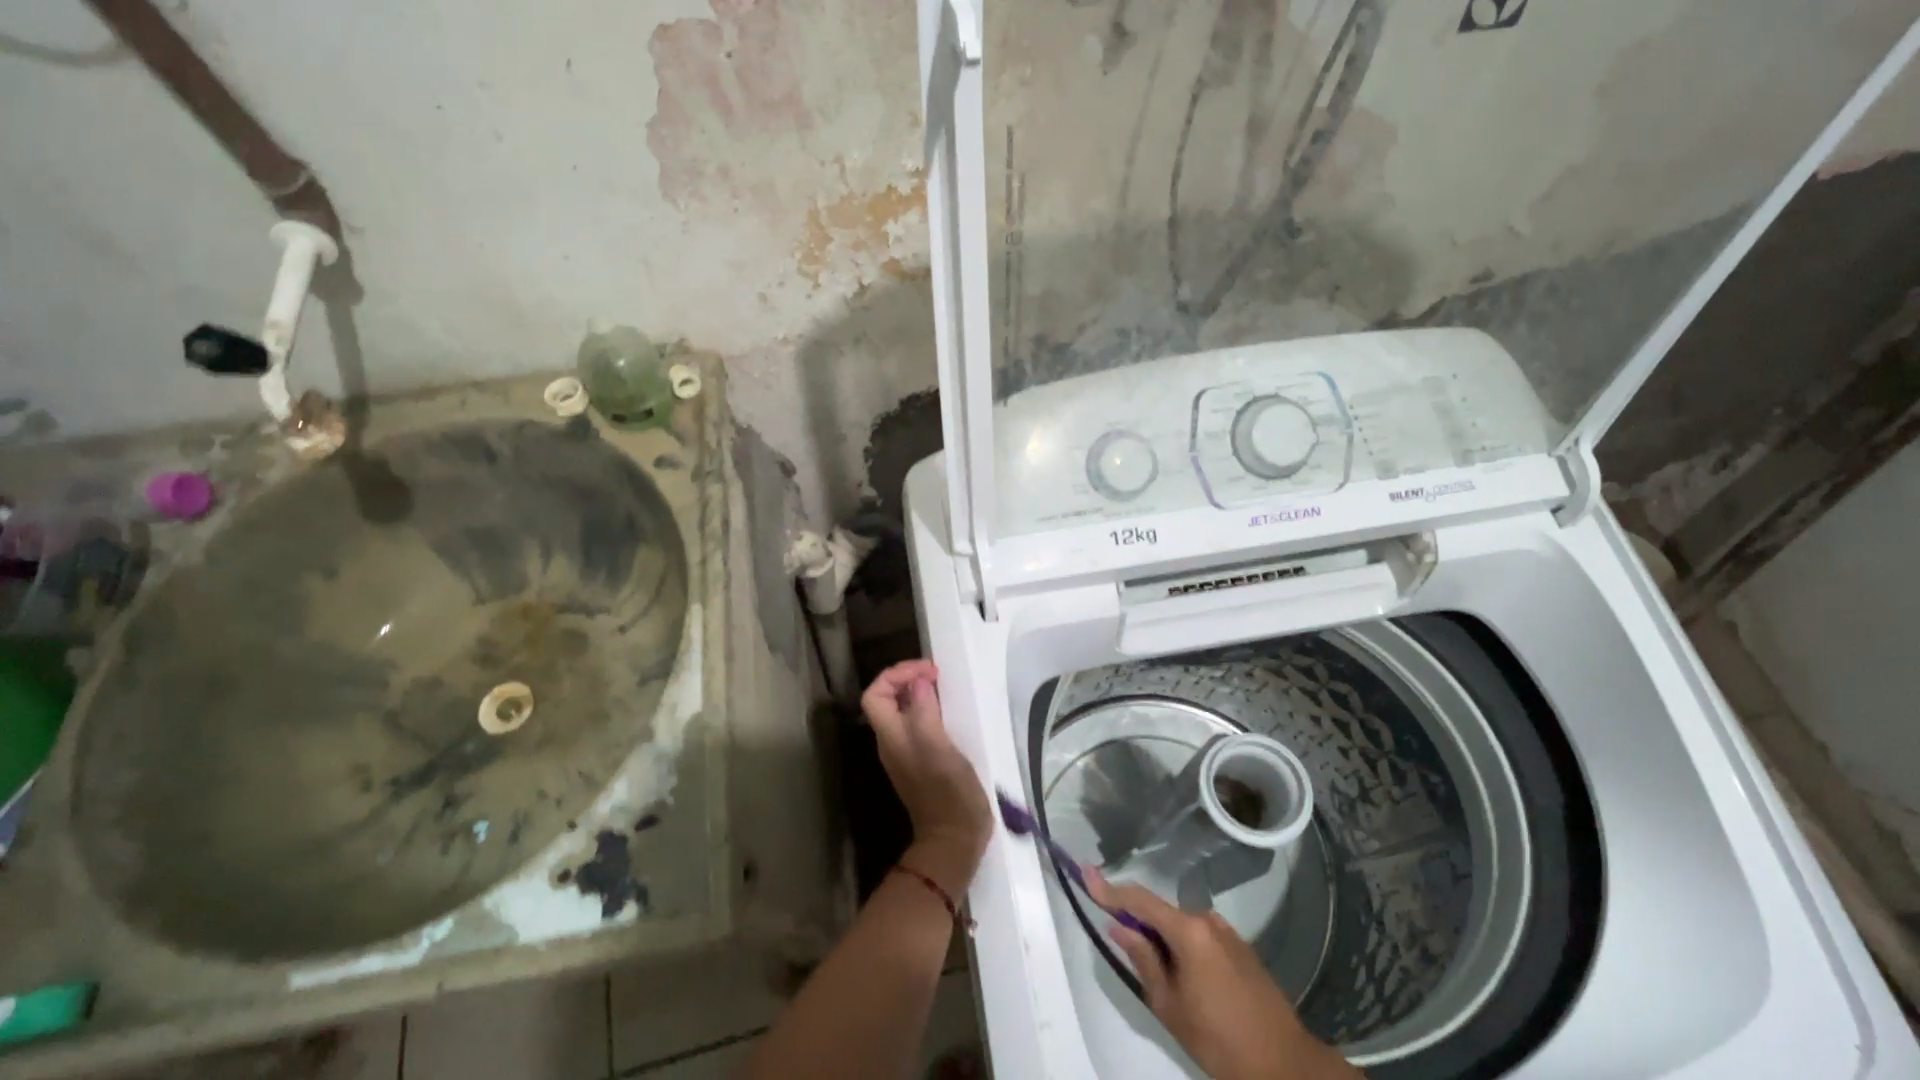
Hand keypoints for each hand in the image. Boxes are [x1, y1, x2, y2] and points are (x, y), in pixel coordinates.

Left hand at [862, 660, 992, 895]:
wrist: (954, 840)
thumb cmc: (947, 793)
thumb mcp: (937, 747)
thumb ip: (924, 712)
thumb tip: (918, 681)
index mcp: (892, 737)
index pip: (876, 694)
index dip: (896, 674)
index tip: (928, 671)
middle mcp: (894, 743)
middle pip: (887, 700)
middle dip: (908, 679)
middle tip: (939, 675)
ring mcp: (908, 754)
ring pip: (904, 712)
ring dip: (920, 694)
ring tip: (946, 689)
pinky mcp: (925, 763)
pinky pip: (920, 726)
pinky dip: (931, 712)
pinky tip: (952, 714)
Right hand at [1088, 874, 1359, 1079]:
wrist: (1282, 1062)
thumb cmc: (1217, 1036)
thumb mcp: (1169, 1004)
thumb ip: (1143, 959)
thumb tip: (1119, 927)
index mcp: (1189, 931)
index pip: (1139, 901)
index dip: (1109, 889)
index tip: (1085, 873)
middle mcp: (1208, 921)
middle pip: (1161, 913)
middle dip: (1139, 924)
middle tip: (1123, 950)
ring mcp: (1228, 933)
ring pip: (1182, 927)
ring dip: (1164, 940)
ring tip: (1161, 979)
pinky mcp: (1241, 948)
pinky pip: (1201, 938)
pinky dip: (1184, 947)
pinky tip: (1186, 979)